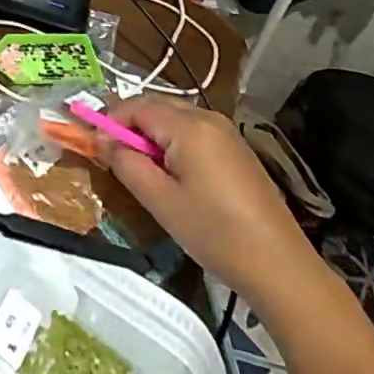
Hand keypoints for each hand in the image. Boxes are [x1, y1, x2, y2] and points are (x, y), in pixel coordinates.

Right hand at [95, 96, 318, 296]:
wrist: (281, 268)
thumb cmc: (215, 232)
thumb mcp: (160, 201)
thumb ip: (126, 163)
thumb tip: (102, 141)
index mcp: (188, 126)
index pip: (135, 106)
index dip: (110, 121)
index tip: (93, 145)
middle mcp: (208, 118)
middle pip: (156, 107)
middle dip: (129, 126)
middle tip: (112, 157)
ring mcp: (227, 133)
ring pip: (175, 119)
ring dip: (151, 135)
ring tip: (141, 170)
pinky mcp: (238, 150)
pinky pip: (194, 133)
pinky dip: (174, 143)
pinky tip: (174, 176)